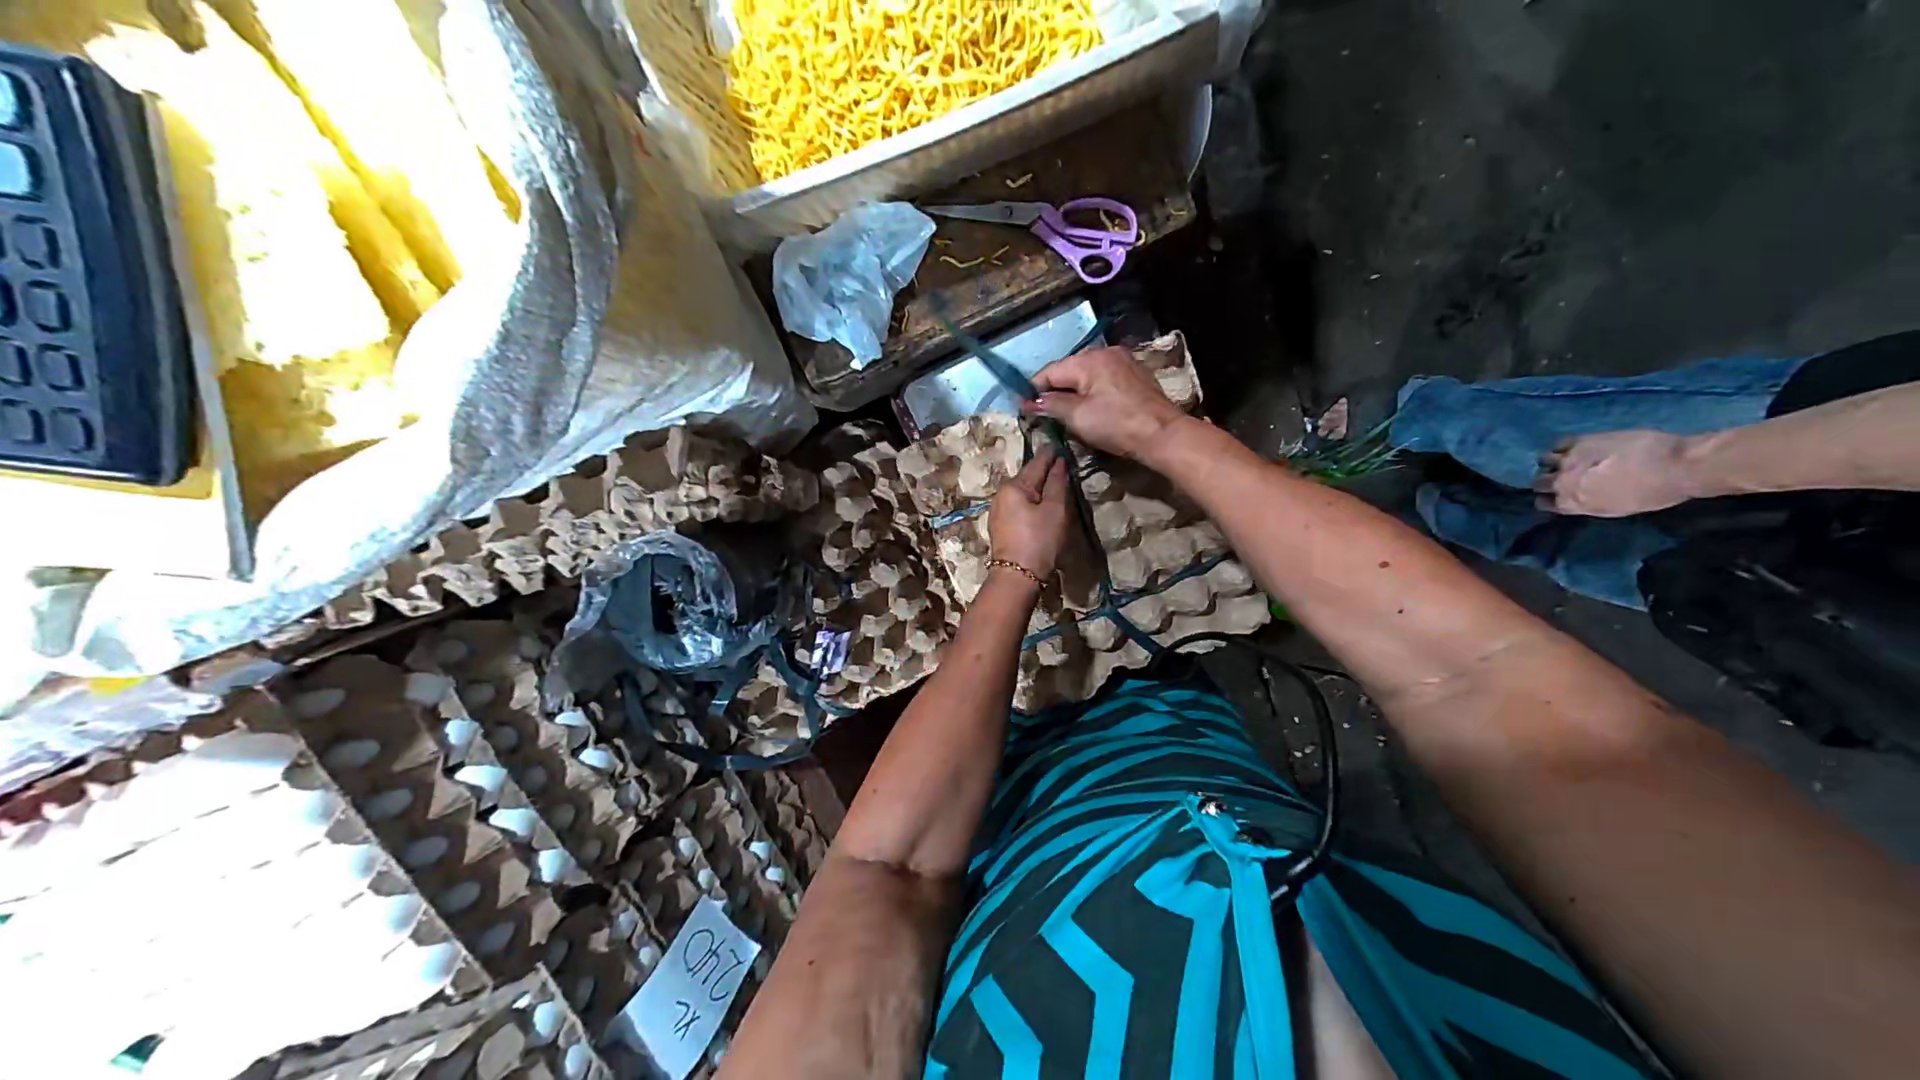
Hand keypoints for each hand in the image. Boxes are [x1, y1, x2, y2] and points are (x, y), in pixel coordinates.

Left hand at [987, 445, 1072, 581]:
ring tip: (1055, 486)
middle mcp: (1002, 493)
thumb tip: (1059, 461)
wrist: (1017, 576)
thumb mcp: (1055, 510)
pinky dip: (1031, 501)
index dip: (1052, 454)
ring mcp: (998, 510)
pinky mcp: (1000, 525)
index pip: (1037, 462)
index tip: (1062, 446)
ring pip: (1023, 491)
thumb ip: (1057, 483)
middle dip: (1044, 471)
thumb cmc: (1039, 541)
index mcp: (1014, 486)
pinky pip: (1018, 505)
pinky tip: (1041, 506)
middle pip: (1028, 476)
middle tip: (1063, 466)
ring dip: (1038, 487)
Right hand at [1026, 346, 1187, 461]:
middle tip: (1045, 415)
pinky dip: (1092, 391)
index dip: (1033, 391)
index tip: (1024, 410)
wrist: (1162, 434)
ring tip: (1067, 413)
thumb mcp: (1077, 417)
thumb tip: (1028, 403)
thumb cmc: (1116, 424)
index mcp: (1088, 360)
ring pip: (1086, 375)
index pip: (1049, 372)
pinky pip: (1103, 379)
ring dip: (1074, 392)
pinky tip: (1092, 408)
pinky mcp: (1134, 374)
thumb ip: (1050, 406)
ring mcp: (1122, 361)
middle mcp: (1104, 352)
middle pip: (1068, 371)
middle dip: (1055, 391)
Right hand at [1535, 430, 1698, 516]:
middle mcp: (1562, 483)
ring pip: (1544, 460)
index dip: (1548, 499)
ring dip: (1553, 461)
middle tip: (1563, 477)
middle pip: (1539, 481)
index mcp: (1572, 503)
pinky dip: (1562, 447)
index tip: (1556, 495)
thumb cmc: (1653, 495)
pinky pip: (1558, 444)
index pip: (1543, 503)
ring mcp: (1569, 460)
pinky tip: (1576, 448)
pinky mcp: (1581, 441)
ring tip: (1569, 459)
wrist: (1676, 466)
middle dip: (1547, 480)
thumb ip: (1588, 503)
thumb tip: (1579, 497)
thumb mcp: (1615, 509)